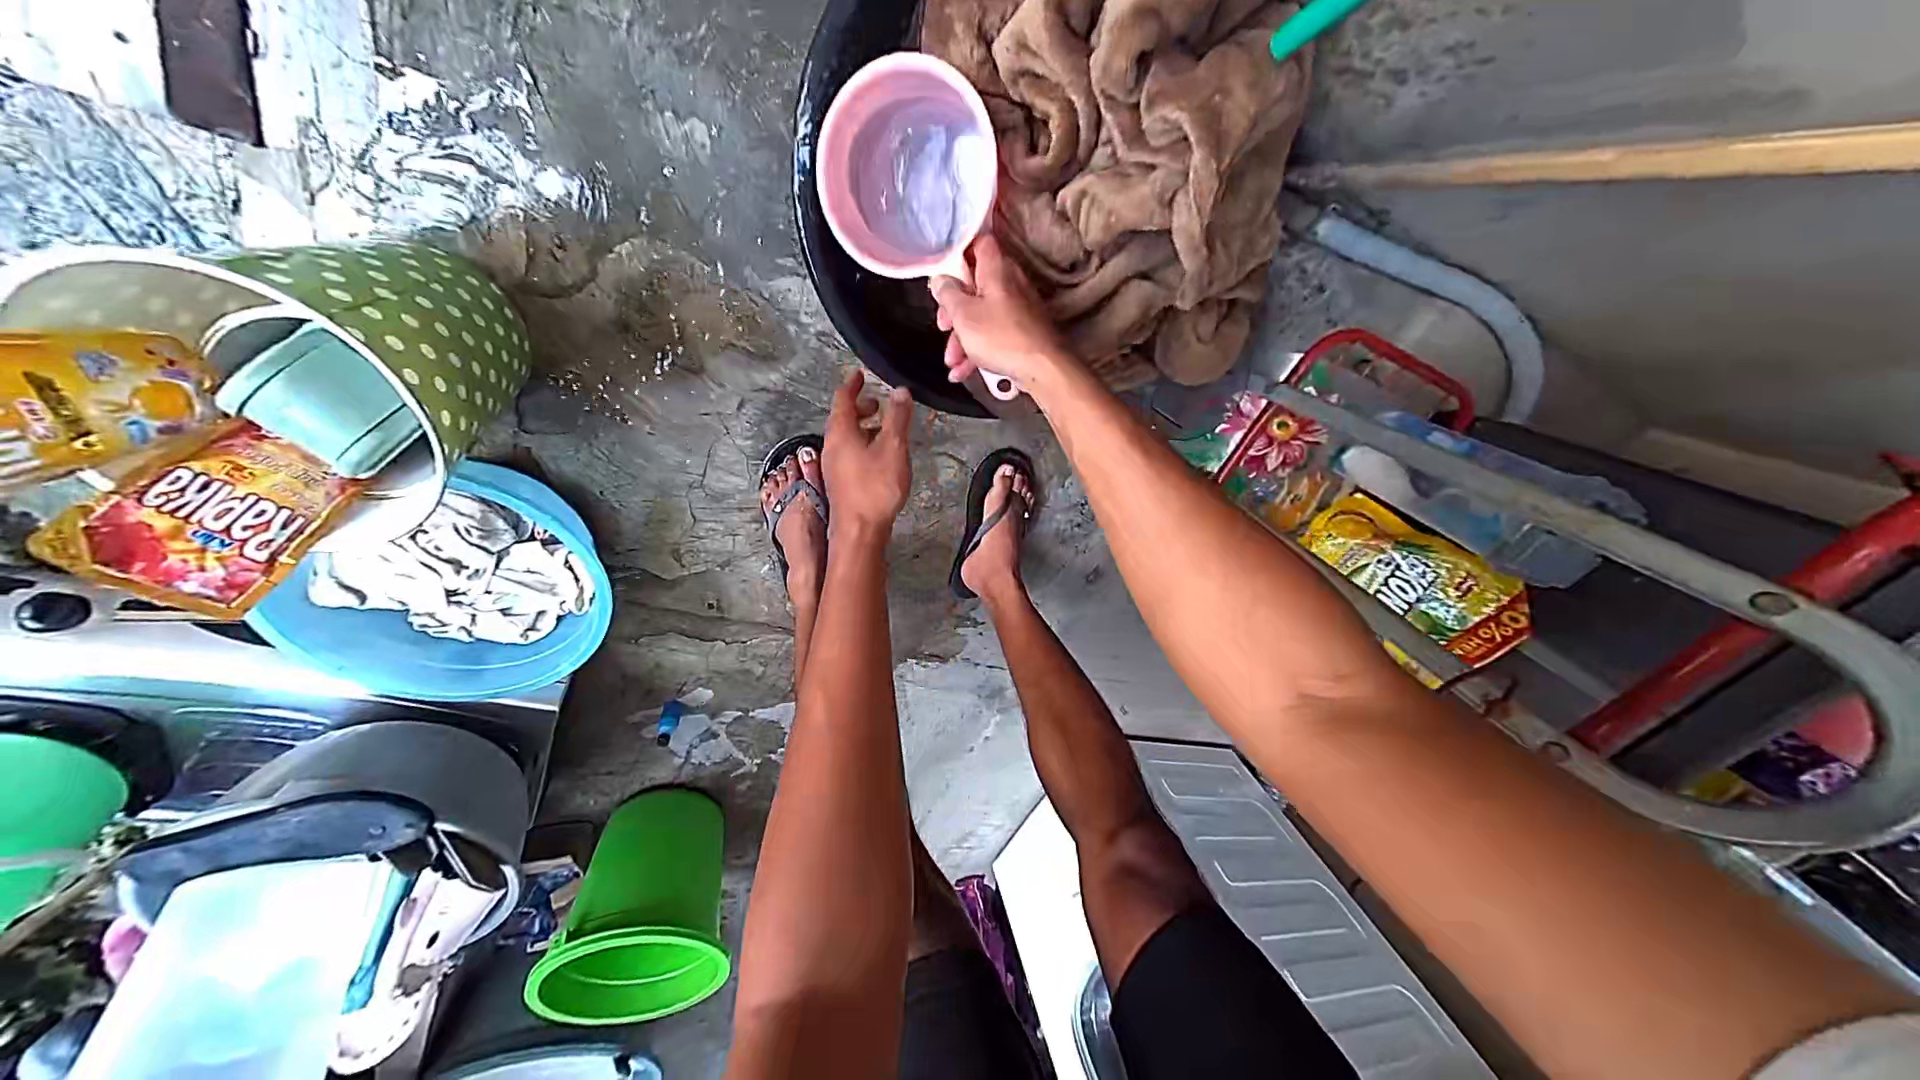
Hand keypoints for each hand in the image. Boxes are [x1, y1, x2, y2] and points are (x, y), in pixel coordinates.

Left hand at [822, 369, 914, 535]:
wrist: (859, 530)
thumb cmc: (874, 489)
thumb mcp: (893, 447)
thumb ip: (897, 418)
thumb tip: (900, 392)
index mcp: (841, 433)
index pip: (842, 399)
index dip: (852, 385)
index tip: (859, 376)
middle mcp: (831, 447)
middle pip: (842, 418)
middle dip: (859, 407)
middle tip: (876, 404)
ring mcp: (833, 466)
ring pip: (845, 437)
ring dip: (862, 427)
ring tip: (882, 429)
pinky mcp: (840, 481)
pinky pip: (848, 454)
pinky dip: (861, 444)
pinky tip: (878, 456)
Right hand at [929, 235, 1074, 390]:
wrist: (1042, 369)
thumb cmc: (1002, 338)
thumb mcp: (963, 315)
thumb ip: (947, 293)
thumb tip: (941, 280)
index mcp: (996, 270)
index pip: (980, 242)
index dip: (961, 249)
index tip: (945, 266)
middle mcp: (1010, 284)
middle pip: (975, 286)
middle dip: (954, 308)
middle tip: (944, 324)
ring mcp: (1018, 308)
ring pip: (982, 315)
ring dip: (962, 337)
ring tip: (952, 360)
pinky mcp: (1023, 331)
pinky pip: (994, 334)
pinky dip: (978, 349)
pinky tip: (964, 371)